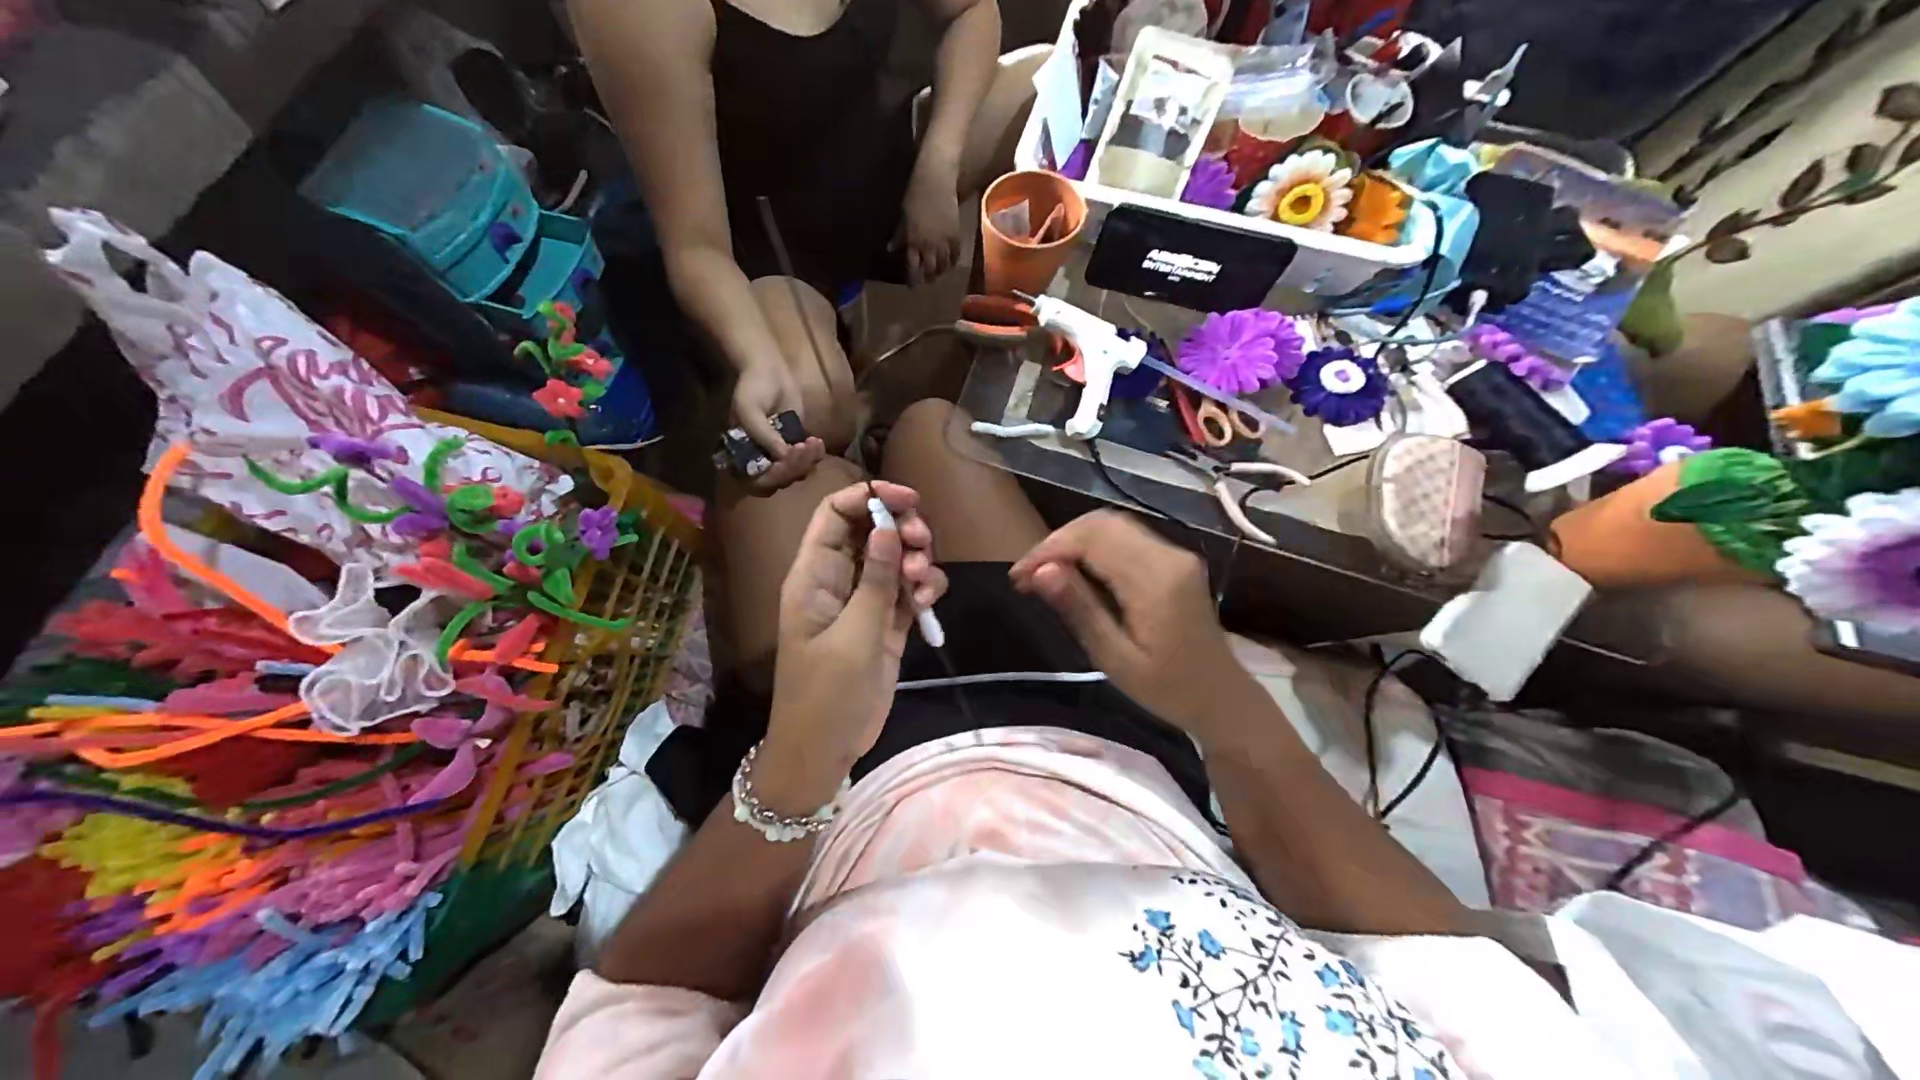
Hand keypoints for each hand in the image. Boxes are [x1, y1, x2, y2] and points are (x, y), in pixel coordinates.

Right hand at [731, 361, 824, 493]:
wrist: (770, 373)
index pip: (757, 482)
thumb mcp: (750, 410)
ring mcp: (778, 456)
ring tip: (813, 441)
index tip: (789, 454)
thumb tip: (783, 457)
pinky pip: (807, 462)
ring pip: (796, 474)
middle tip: (805, 446)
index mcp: (740, 457)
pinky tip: (817, 441)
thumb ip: (763, 435)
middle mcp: (758, 461)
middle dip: (795, 467)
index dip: (776, 475)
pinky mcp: (795, 448)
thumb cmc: (752, 389)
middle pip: (779, 481)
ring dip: (807, 461)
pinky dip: (815, 456)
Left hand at [764, 482, 946, 799]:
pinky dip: (924, 589)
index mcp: (814, 574)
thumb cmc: (827, 693)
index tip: (909, 499)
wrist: (824, 750)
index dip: (870, 497)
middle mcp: (839, 579)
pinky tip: (929, 604)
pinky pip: (908, 590)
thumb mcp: (855, 634)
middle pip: (872, 530)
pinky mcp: (886, 624)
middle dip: (903, 530)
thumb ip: (875, 579)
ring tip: (923, 586)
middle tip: (923, 547)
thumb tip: (887, 526)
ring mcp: (864, 602)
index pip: (835, 513)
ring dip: (917, 561)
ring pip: (896, 558)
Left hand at [894, 164, 960, 286]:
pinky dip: (952, 261)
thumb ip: (900, 235)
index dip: (913, 279)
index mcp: (913, 241)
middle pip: (930, 270)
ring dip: (939, 271)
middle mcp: (929, 245)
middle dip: (927, 277)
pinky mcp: (956, 234)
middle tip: (925, 280)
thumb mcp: (903, 216)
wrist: (936, 180)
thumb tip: (891, 249)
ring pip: (943, 265)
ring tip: (936, 273)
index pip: (913, 267)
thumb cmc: (915, 194)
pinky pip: (955, 254)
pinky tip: (949, 263)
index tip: (912, 286)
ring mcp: (944, 241)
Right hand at [1009, 511, 1254, 739]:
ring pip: (1113, 525)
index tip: (1019, 577)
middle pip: (1102, 523)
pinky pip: (1126, 538)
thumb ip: (1080, 610)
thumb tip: (1040, 572)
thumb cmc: (1168, 690)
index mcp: (1156, 581)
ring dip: (1073, 541)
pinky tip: (1074, 571)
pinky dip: (1093, 547)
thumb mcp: (1116, 659)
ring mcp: (1175, 555)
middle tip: (1027, 575)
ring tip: (1044, 573)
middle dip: (1058, 541)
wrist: (1223, 699)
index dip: (1050, 550)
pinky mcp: (1175, 561)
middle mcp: (1169, 556)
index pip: (1093, 540)